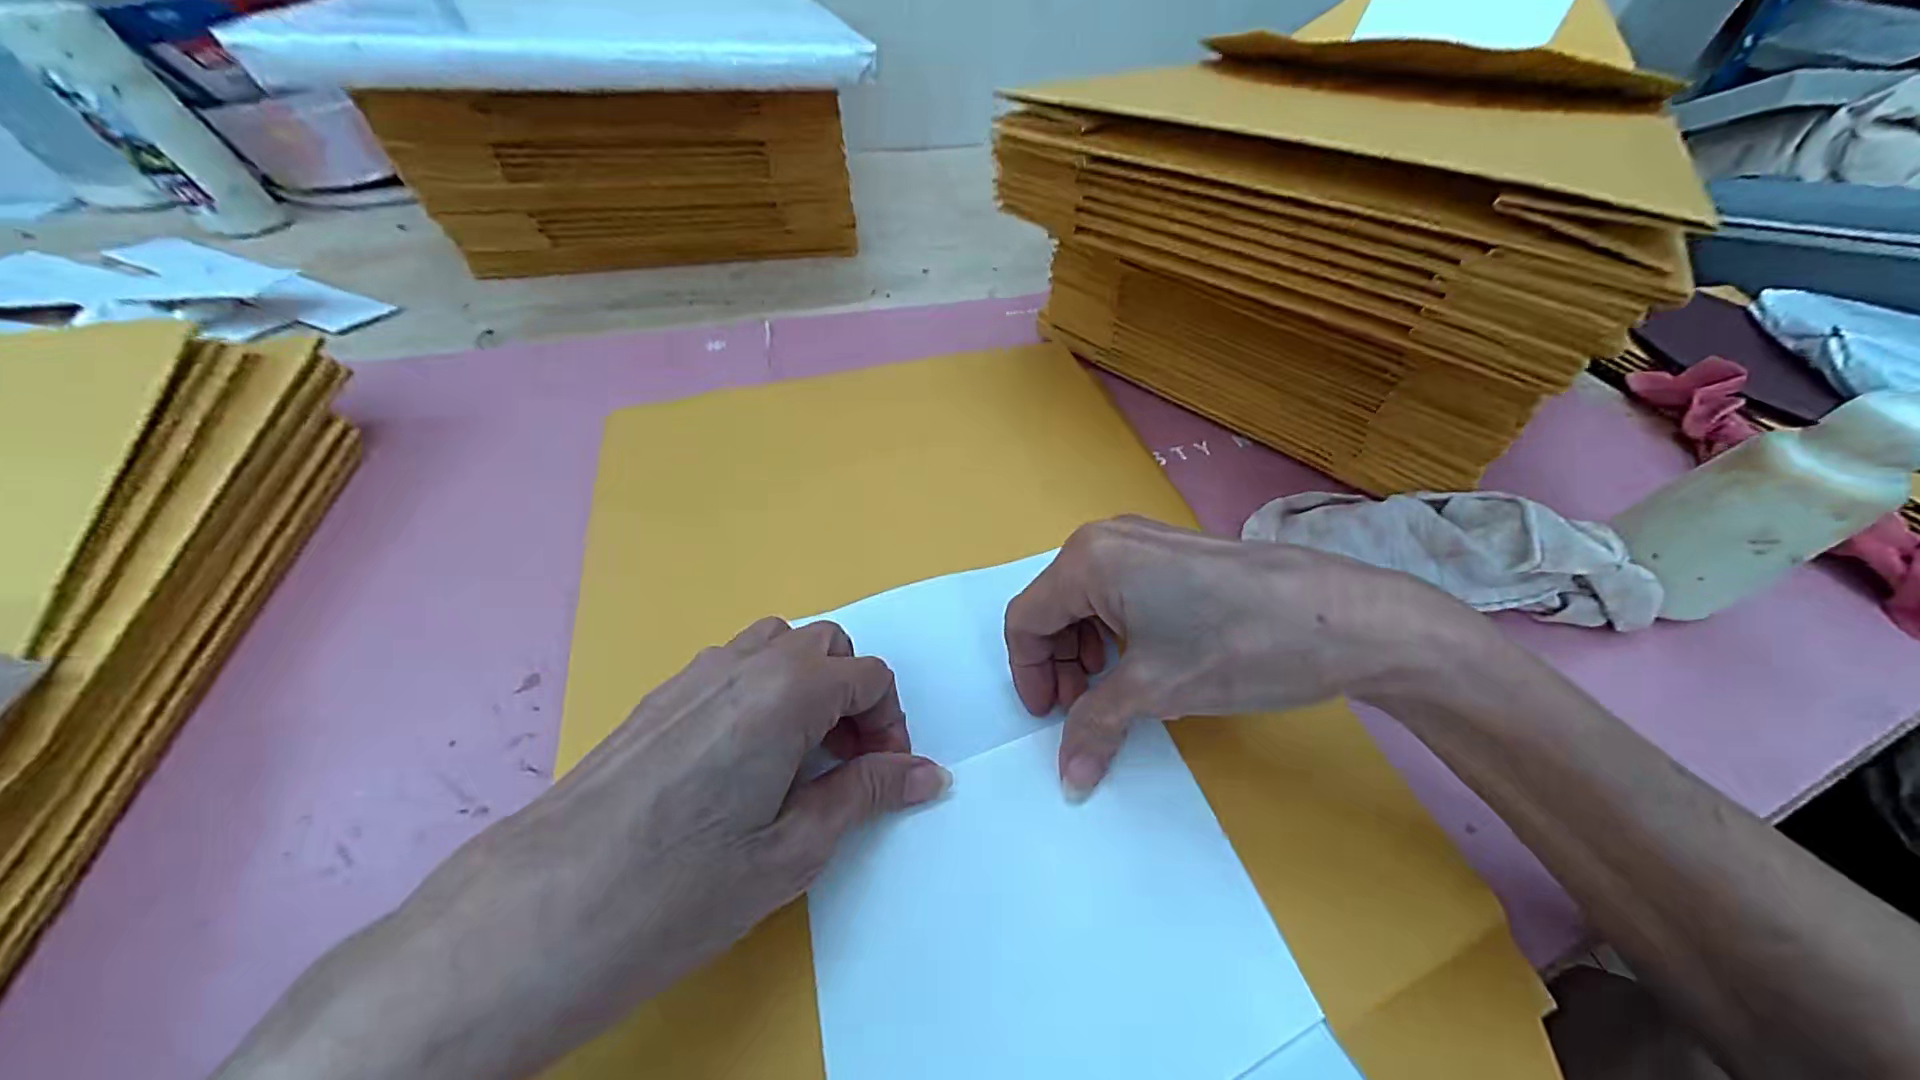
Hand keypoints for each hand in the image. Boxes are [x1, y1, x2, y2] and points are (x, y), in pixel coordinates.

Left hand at [219, 618, 949, 1079]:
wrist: (533, 914)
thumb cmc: (681, 890)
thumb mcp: (793, 851)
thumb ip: (866, 795)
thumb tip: (930, 774)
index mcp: (787, 691)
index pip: (868, 674)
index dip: (890, 721)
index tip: (882, 774)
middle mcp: (743, 663)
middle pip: (825, 645)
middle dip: (852, 695)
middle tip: (844, 764)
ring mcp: (693, 674)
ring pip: (775, 646)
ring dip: (806, 686)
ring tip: (796, 757)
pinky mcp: (658, 697)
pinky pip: (731, 667)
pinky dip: (761, 692)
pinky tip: (739, 760)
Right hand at [1004, 516, 1485, 796]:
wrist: (1349, 618)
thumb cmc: (1237, 647)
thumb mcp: (1155, 690)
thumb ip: (1096, 728)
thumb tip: (1068, 782)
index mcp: (1088, 560)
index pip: (1026, 618)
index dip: (1027, 673)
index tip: (1047, 716)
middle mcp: (1108, 537)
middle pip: (1054, 606)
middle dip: (1058, 663)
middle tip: (1080, 710)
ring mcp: (1146, 539)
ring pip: (1087, 598)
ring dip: (1086, 649)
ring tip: (1112, 690)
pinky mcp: (1178, 551)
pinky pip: (1121, 590)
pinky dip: (1116, 630)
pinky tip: (1144, 660)